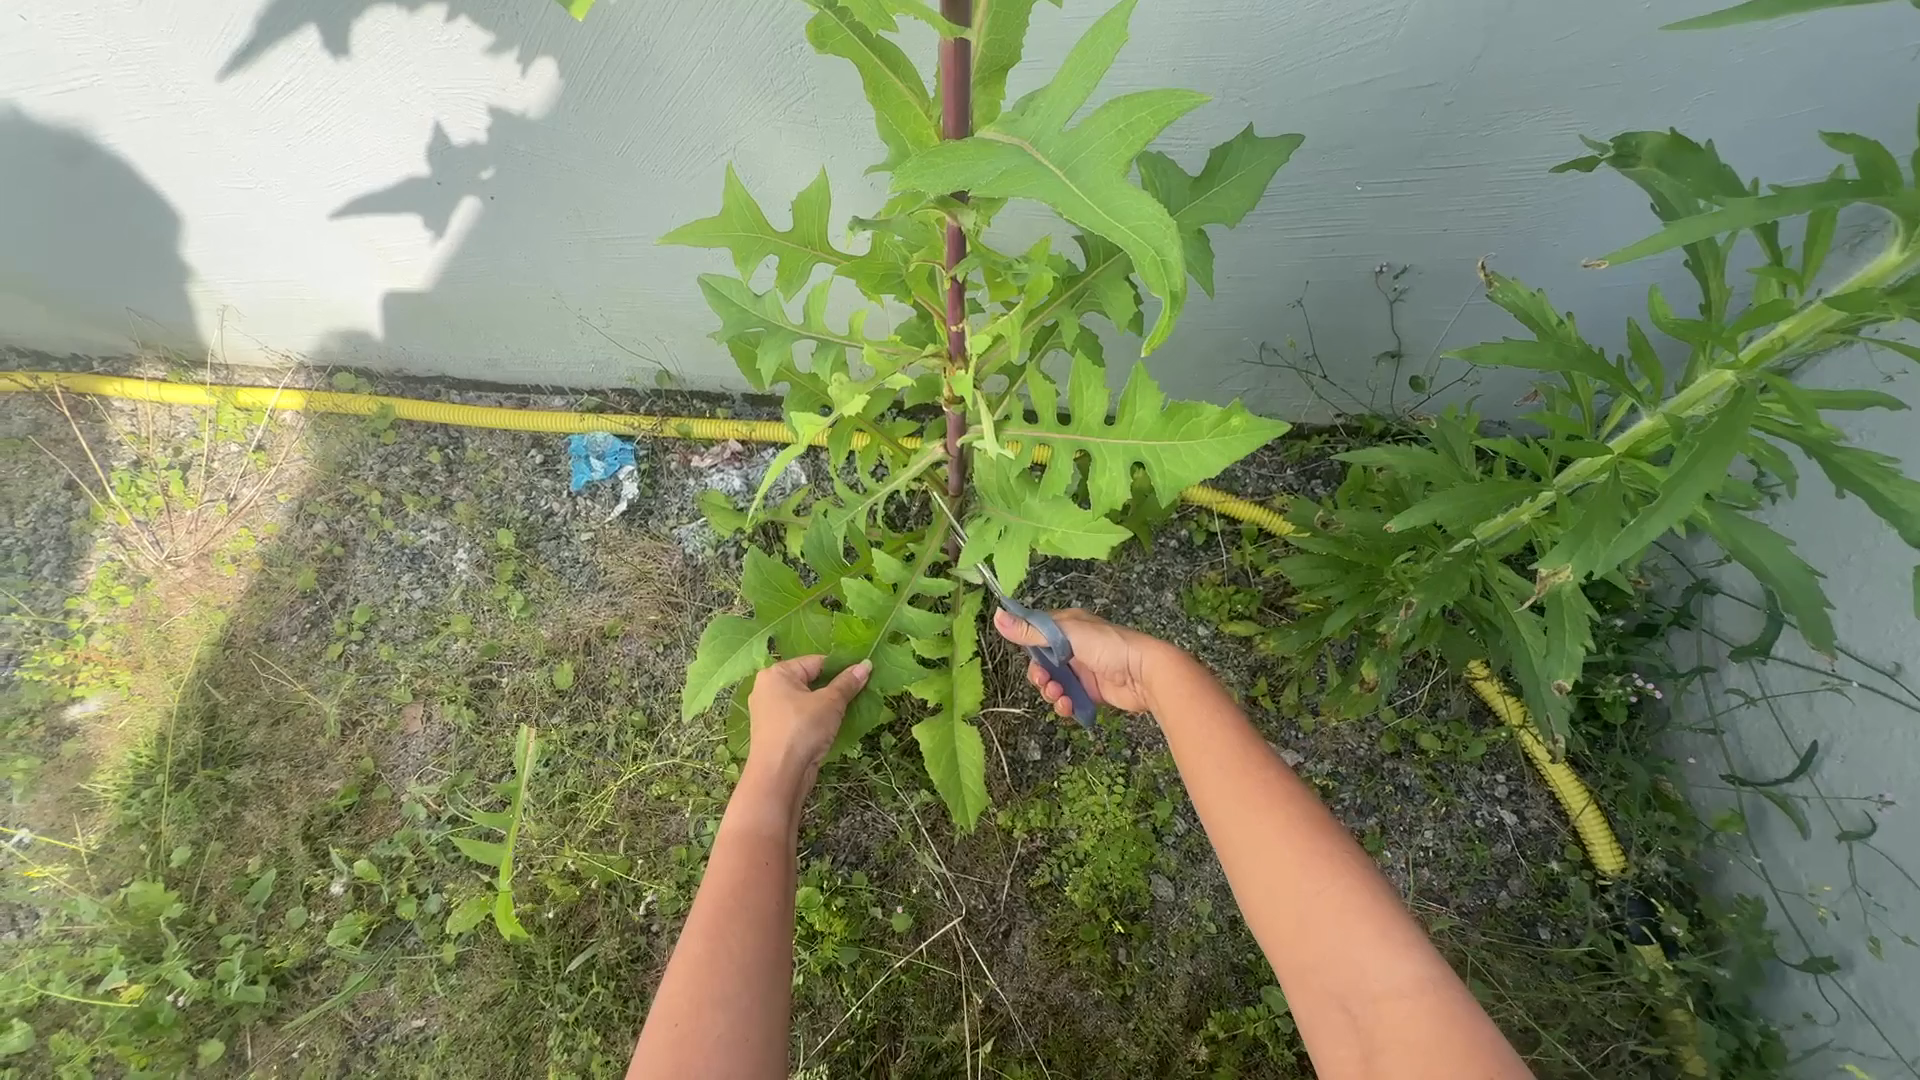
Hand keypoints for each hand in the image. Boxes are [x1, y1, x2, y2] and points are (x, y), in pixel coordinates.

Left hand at [745, 655, 870, 792]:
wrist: (779, 776)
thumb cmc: (802, 729)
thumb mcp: (830, 702)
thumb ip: (848, 682)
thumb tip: (866, 664)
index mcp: (776, 674)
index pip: (815, 662)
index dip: (841, 667)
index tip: (864, 673)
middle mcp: (768, 689)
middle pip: (810, 681)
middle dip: (835, 686)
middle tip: (861, 690)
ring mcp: (770, 712)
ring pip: (807, 701)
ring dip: (828, 704)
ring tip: (853, 706)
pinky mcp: (777, 732)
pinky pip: (802, 717)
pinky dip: (818, 718)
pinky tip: (836, 723)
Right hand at [990, 608, 1172, 717]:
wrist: (1145, 673)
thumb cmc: (1108, 646)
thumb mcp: (1066, 635)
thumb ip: (1031, 631)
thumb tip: (997, 616)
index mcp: (1068, 625)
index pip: (1037, 633)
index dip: (1028, 646)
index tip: (1027, 657)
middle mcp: (1074, 646)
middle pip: (1042, 662)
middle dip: (1040, 675)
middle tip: (1046, 681)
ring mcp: (1082, 670)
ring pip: (1054, 683)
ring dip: (1051, 692)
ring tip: (1060, 696)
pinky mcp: (1091, 691)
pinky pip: (1068, 699)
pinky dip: (1065, 704)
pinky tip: (1070, 707)